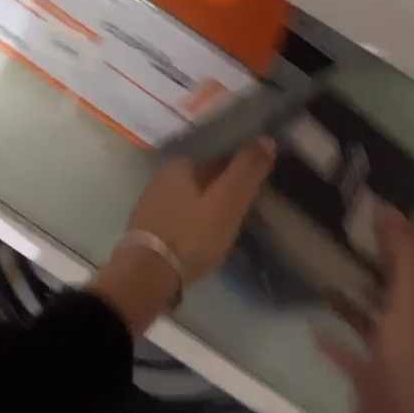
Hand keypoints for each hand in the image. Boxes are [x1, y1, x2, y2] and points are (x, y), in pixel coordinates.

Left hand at [89, 139, 277, 331]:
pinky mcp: (149, 225)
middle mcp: (162, 177)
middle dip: (224, 185)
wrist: (147, 274)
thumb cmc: (191, 235)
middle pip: (202, 175)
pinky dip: (195, 218)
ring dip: (209, 203)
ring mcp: (152, 201)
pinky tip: (205, 233)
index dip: (240, 166)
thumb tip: (266, 138)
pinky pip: (179, 214)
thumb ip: (246, 172)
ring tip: (231, 219)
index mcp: (180, 165)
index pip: (217, 156)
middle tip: (250, 202)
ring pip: (190, 195)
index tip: (259, 180)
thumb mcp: (226, 203)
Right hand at [314, 207, 413, 412]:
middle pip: (385, 283)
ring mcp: (385, 350)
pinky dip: (331, 337)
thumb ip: (402, 255)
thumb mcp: (409, 298)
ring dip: (345, 294)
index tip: (360, 201)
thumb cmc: (407, 355)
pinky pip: (346, 349)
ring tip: (315, 269)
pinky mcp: (366, 373)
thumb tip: (389, 207)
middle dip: (363, 257)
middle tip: (329, 228)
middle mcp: (405, 323)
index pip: (407, 258)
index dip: (390, 230)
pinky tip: (311, 324)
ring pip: (364, 313)